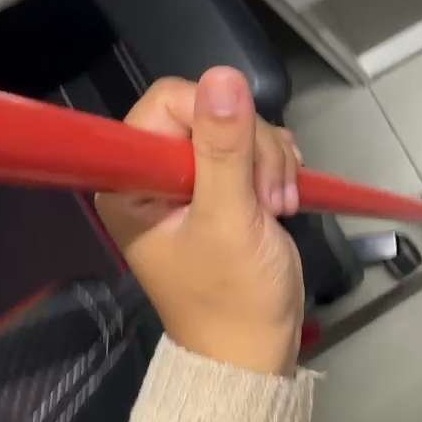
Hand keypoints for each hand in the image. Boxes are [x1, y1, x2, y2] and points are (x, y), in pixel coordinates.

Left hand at [95, 68, 305, 374]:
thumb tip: (224, 76)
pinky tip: (287, 196)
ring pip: (244, 127)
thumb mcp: (229, 221)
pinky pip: (260, 146)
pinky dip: (281, 165)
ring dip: (273, 161)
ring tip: (280, 207)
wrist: (257, 345)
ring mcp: (195, 178)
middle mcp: (158, 172)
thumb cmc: (232, 295)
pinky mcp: (230, 185)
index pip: (169, 104)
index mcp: (134, 180)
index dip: (214, 118)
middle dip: (255, 149)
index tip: (243, 160)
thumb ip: (225, 149)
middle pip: (215, 112)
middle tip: (270, 198)